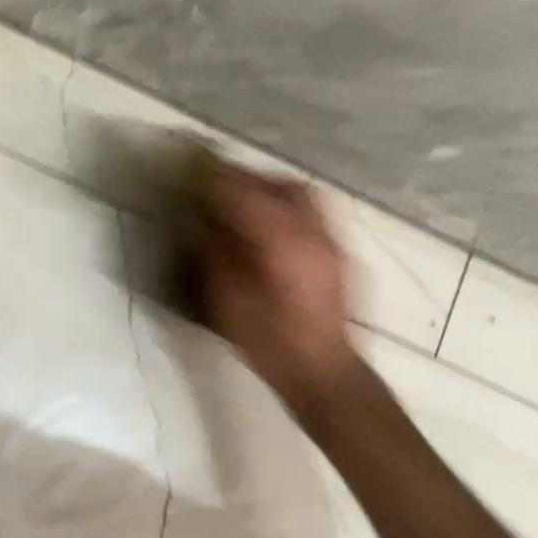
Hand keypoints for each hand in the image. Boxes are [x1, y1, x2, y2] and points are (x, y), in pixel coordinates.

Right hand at [192, 155, 363, 413]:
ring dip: (272, 190)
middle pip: (282, 185)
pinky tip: (272, 228)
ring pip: (304, 195)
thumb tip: (203, 223)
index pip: (246, 194)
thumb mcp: (227, 301)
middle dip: (249, 177)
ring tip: (247, 201)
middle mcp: (314, 235)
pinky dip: (289, 208)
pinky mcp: (340, 255)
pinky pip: (315, 214)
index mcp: (281, 244)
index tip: (196, 162)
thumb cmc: (269, 344)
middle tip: (221, 183)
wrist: (325, 375)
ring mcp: (333, 243)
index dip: (219, 175)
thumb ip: (215, 254)